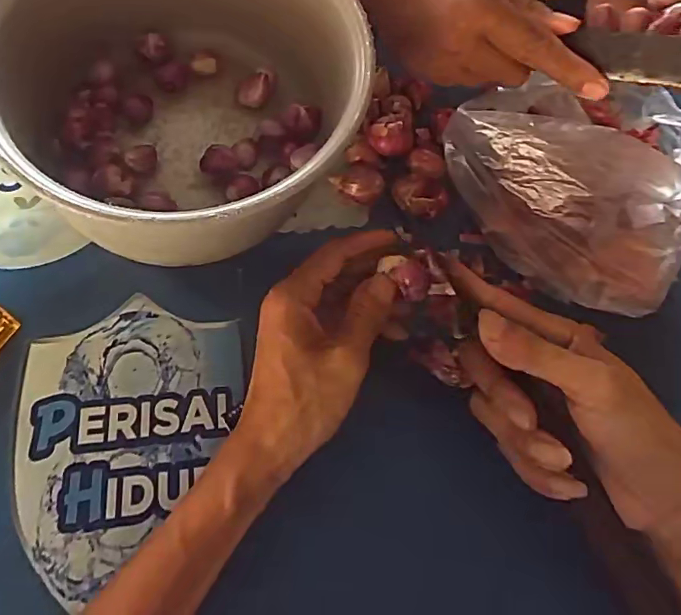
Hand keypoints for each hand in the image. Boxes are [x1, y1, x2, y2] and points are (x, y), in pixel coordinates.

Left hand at [234, 230, 400, 479]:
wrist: (271, 443)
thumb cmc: (307, 400)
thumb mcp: (346, 355)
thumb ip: (368, 312)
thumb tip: (390, 277)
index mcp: (292, 294)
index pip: (332, 255)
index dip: (365, 244)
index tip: (397, 237)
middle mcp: (288, 297)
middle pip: (333, 270)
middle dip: (370, 266)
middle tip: (409, 263)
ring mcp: (292, 317)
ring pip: (335, 292)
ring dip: (368, 291)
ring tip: (407, 293)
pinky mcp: (298, 336)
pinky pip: (331, 312)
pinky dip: (357, 313)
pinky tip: (390, 323)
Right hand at [362, 0, 606, 95]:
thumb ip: (529, 5)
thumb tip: (568, 30)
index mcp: (482, 14)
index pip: (535, 48)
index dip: (569, 70)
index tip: (599, 91)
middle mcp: (463, 46)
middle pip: (518, 74)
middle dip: (523, 59)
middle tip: (505, 32)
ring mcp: (442, 66)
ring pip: (492, 81)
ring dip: (496, 64)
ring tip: (472, 34)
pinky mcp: (426, 75)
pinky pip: (466, 82)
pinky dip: (471, 67)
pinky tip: (452, 43)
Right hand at [448, 259, 680, 536]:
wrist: (669, 509)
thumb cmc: (640, 432)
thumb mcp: (592, 386)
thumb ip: (534, 353)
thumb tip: (481, 321)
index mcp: (552, 338)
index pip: (500, 306)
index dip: (468, 288)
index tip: (437, 265)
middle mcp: (532, 364)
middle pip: (480, 362)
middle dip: (501, 398)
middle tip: (529, 422)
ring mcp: (529, 402)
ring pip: (488, 409)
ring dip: (523, 444)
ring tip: (563, 462)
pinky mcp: (529, 441)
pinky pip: (504, 447)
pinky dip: (534, 471)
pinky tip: (569, 483)